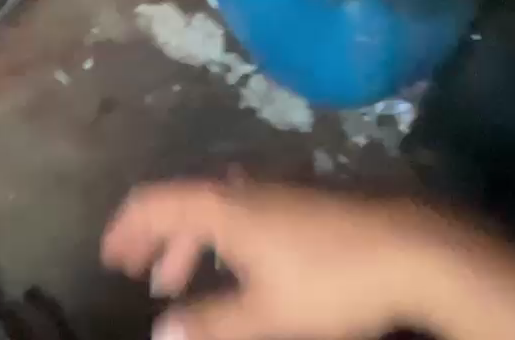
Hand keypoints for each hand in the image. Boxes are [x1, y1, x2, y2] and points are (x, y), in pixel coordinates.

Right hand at [101, 178, 451, 339]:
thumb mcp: (267, 314)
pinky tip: (229, 268)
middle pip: (174, 204)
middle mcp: (232, 189)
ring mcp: (263, 192)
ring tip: (176, 283)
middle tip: (134, 275)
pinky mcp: (289, 203)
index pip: (151, 204)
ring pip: (205, 211)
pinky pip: (230, 214)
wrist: (407, 248)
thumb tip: (159, 335)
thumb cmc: (329, 280)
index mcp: (217, 206)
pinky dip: (211, 241)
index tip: (107, 258)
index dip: (124, 229)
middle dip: (149, 240)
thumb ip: (211, 324)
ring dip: (182, 245)